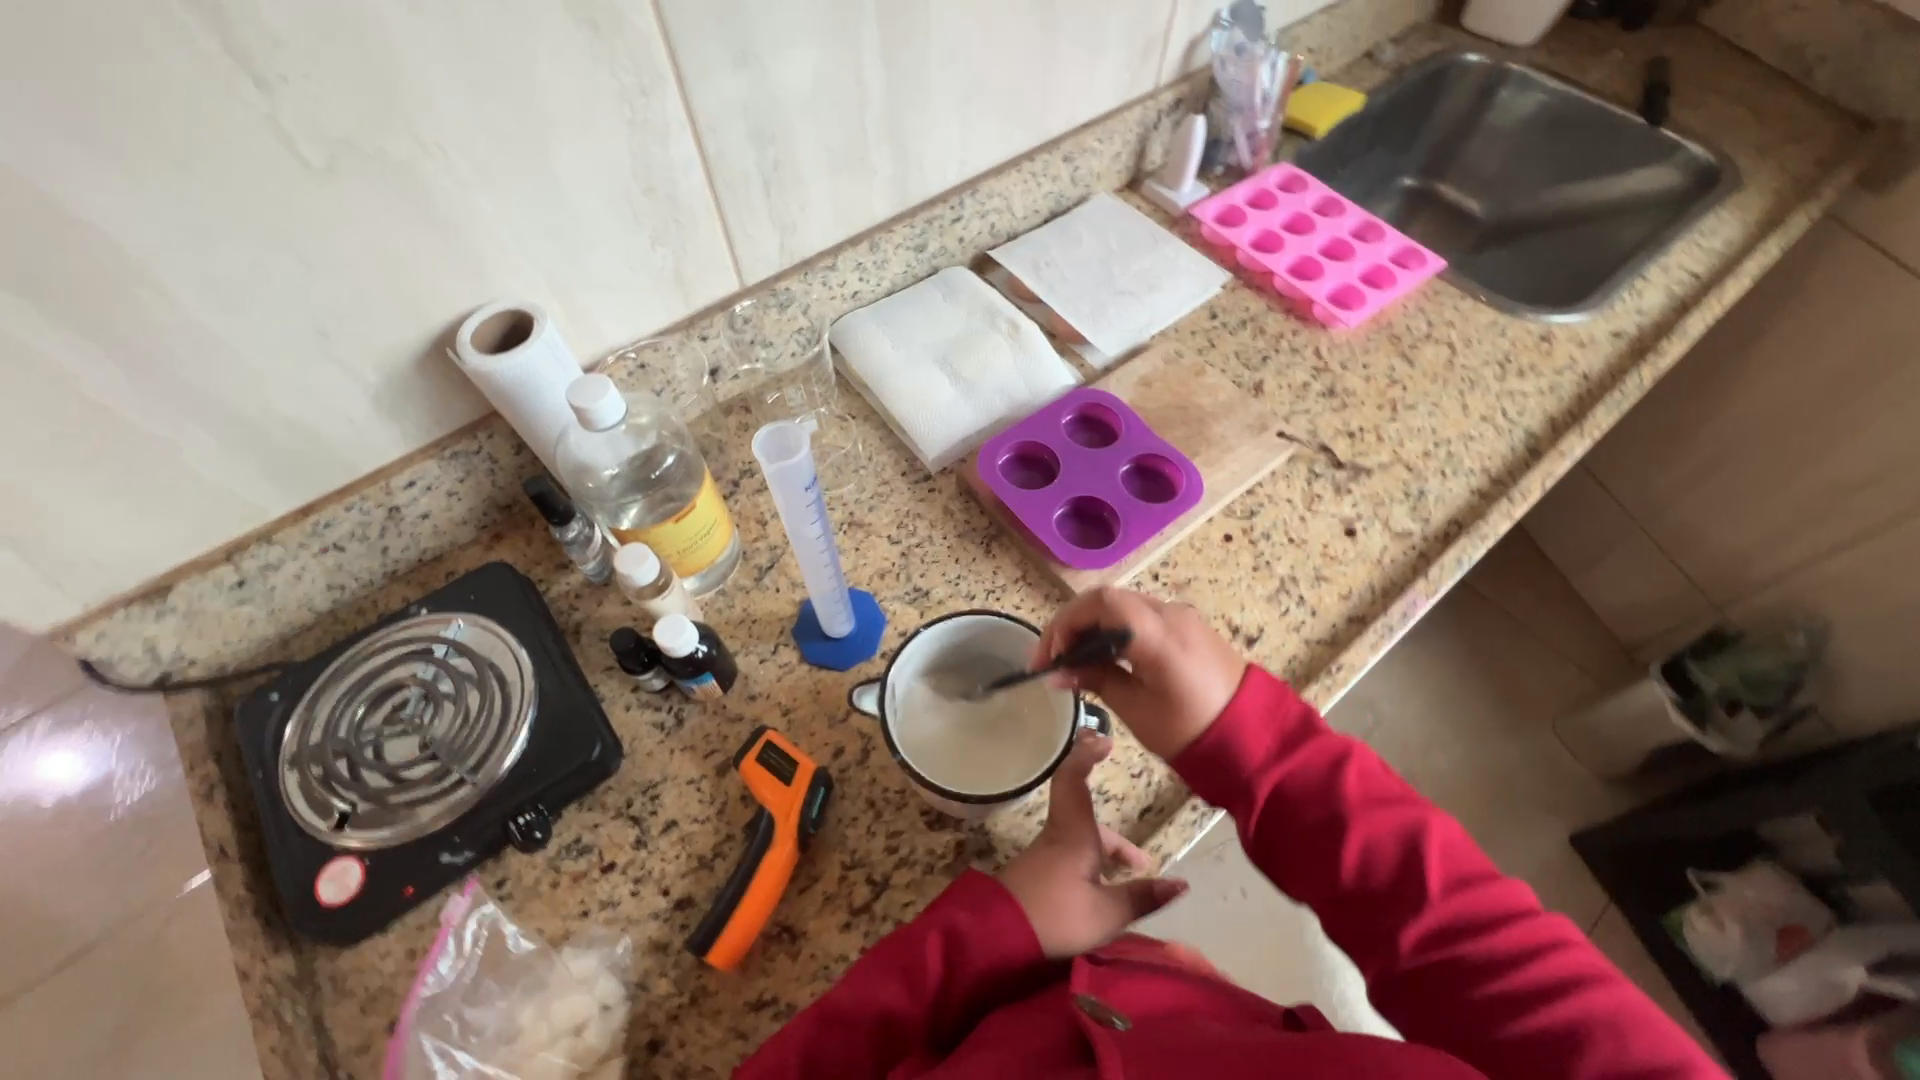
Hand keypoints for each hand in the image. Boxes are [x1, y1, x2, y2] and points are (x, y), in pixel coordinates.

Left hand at [997, 732, 1188, 958]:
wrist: (998, 936)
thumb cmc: (1055, 916)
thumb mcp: (1106, 912)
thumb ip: (1142, 897)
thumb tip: (1180, 884)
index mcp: (1074, 832)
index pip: (1075, 778)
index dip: (1086, 754)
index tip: (1104, 740)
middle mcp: (1059, 834)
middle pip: (1087, 817)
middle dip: (1115, 837)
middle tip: (1140, 861)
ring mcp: (1045, 854)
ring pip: (1081, 839)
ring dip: (1106, 854)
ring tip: (1129, 885)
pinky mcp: (1038, 873)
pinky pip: (1070, 856)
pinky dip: (1091, 864)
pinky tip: (1102, 892)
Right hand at [1031, 587, 1247, 759]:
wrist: (1253, 738)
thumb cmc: (1190, 729)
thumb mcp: (1135, 708)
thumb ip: (1095, 679)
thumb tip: (1059, 673)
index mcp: (1157, 633)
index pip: (1099, 603)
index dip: (1065, 623)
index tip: (1049, 658)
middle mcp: (1169, 613)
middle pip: (1107, 600)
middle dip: (1072, 625)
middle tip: (1053, 659)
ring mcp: (1181, 617)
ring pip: (1122, 607)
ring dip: (1092, 627)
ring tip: (1073, 661)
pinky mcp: (1188, 627)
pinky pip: (1141, 617)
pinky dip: (1114, 630)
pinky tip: (1103, 657)